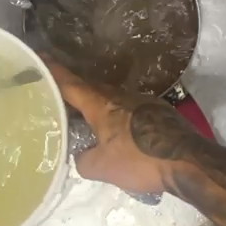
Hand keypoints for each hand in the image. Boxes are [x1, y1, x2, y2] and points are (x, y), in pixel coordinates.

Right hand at [47, 60, 188, 195]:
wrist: (188, 160)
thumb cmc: (140, 159)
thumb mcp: (102, 168)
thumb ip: (83, 160)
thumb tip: (80, 156)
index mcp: (101, 104)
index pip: (70, 83)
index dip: (52, 71)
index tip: (38, 56)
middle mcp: (119, 96)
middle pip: (90, 89)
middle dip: (72, 91)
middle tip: (56, 95)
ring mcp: (141, 100)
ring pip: (111, 99)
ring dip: (96, 106)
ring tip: (84, 118)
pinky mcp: (158, 110)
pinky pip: (127, 109)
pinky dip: (116, 116)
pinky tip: (116, 131)